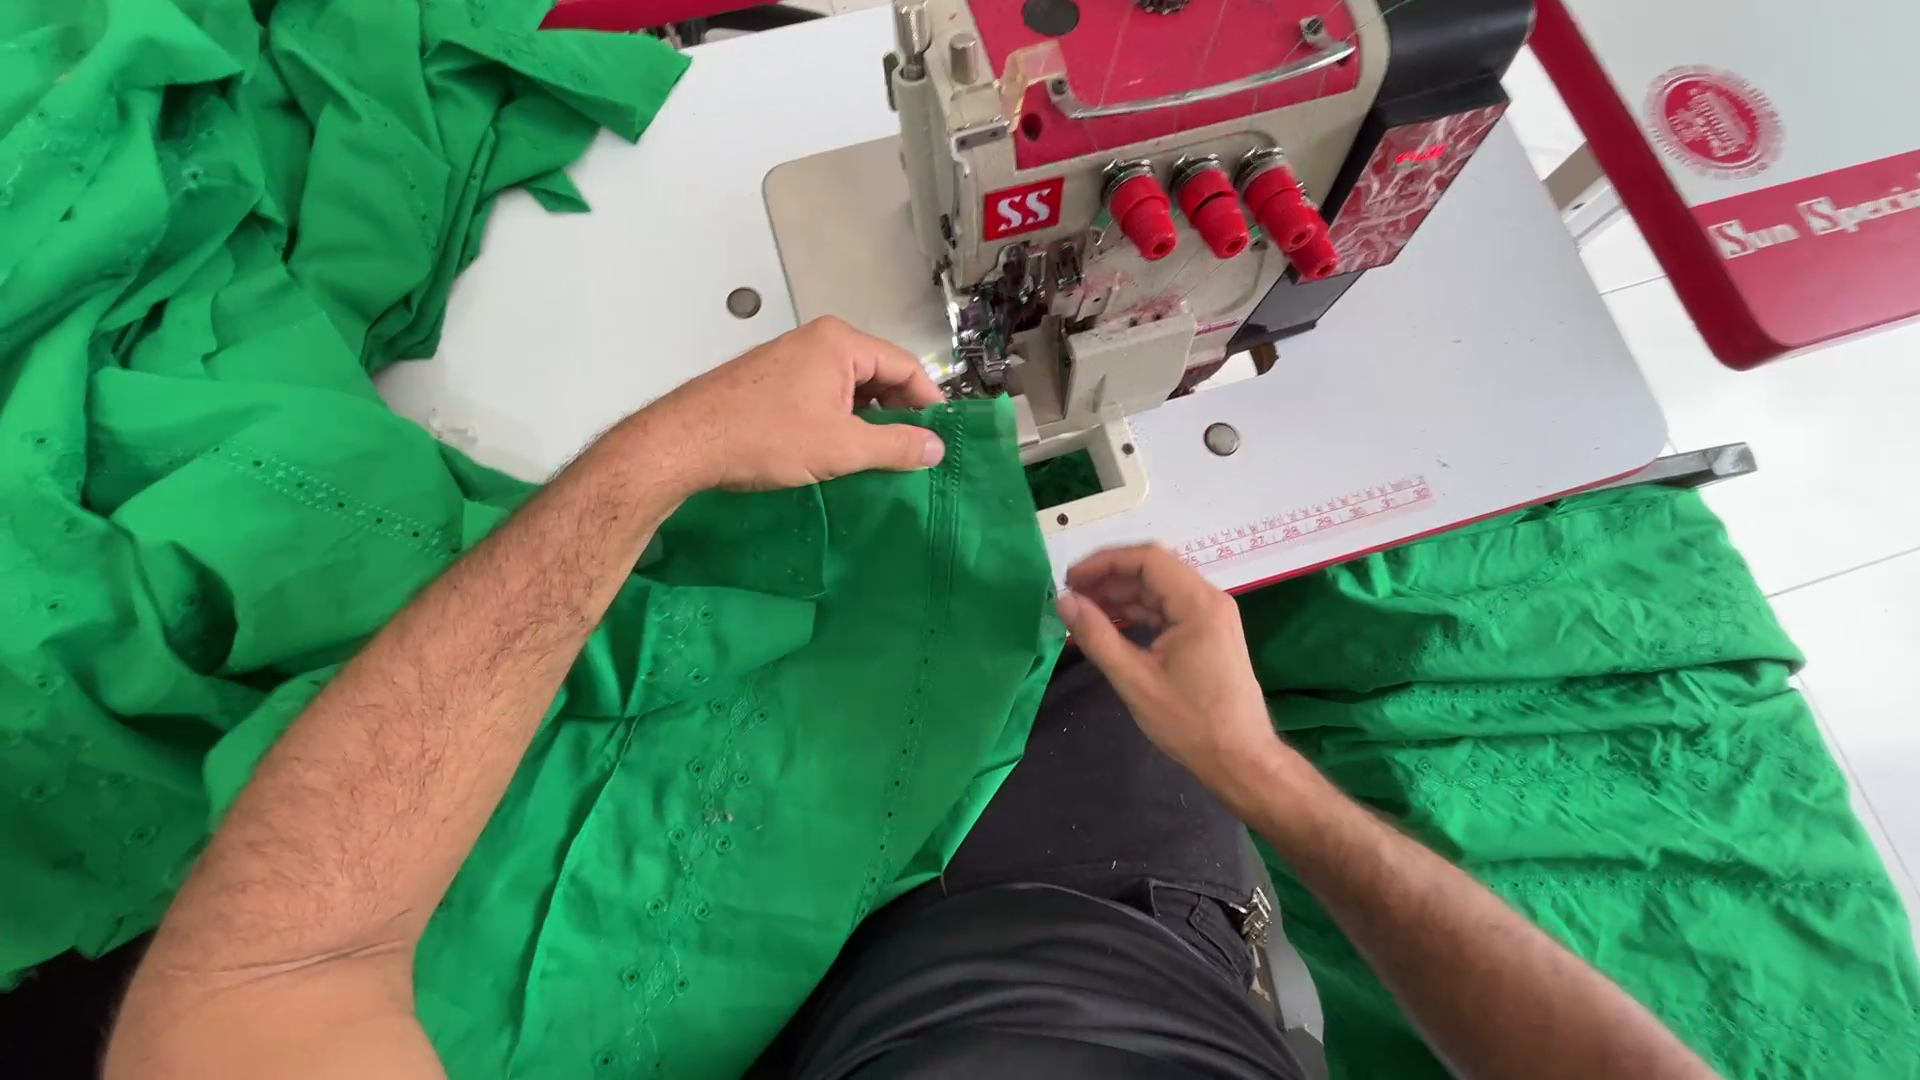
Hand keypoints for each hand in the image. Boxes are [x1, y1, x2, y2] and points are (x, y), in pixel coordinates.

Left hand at [638, 317, 947, 491]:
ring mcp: (793, 358)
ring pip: (852, 387)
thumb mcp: (842, 446)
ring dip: (869, 420)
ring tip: (879, 457)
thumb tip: (937, 448)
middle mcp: (819, 340)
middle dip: (898, 412)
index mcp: (841, 342)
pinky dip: (842, 419)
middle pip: (880, 374)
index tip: (939, 440)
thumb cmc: (767, 438)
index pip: (906, 366)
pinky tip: (841, 449)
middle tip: (911, 453)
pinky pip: (825, 394)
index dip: (929, 403)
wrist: (685, 442)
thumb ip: (896, 446)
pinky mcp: (774, 380)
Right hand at [1055, 544, 1293, 800]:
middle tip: (1070, 596)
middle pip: (1152, 570)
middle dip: (1108, 578)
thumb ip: (1097, 636)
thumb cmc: (1191, 723)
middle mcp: (1208, 600)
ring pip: (1157, 589)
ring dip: (1119, 595)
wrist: (1240, 760)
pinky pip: (1165, 609)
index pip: (1147, 558)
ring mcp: (1209, 616)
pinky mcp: (1205, 633)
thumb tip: (1064, 601)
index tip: (1070, 579)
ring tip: (1081, 611)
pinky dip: (1135, 612)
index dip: (1104, 562)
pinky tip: (1108, 625)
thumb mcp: (1135, 680)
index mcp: (1198, 604)